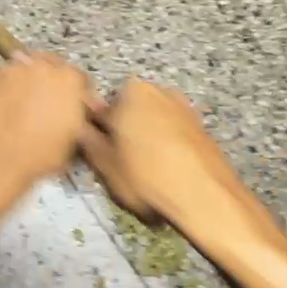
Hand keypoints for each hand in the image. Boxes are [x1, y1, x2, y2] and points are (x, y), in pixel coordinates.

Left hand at [0, 53, 99, 186]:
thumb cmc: (44, 152)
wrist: (1, 158)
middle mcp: (42, 66)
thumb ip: (77, 112)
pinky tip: (7, 104)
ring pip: (26, 67)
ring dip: (29, 79)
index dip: (77, 90)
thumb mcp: (74, 135)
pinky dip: (9, 86)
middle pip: (51, 64)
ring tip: (25, 101)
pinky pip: (6, 77)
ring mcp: (15, 69)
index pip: (79, 76)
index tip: (72, 102)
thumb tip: (76, 105)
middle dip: (52, 79)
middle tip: (47, 99)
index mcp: (68, 79)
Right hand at [87, 79, 242, 223]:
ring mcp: (184, 108)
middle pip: (130, 113)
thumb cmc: (148, 176)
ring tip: (145, 177)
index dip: (98, 133)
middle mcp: (160, 91)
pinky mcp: (202, 128)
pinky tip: (166, 176)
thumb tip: (80, 128)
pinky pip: (174, 137)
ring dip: (146, 144)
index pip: (102, 107)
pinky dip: (167, 152)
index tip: (100, 154)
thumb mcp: (103, 162)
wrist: (206, 197)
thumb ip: (86, 139)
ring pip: (153, 126)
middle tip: (121, 167)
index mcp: (132, 90)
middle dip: (124, 135)